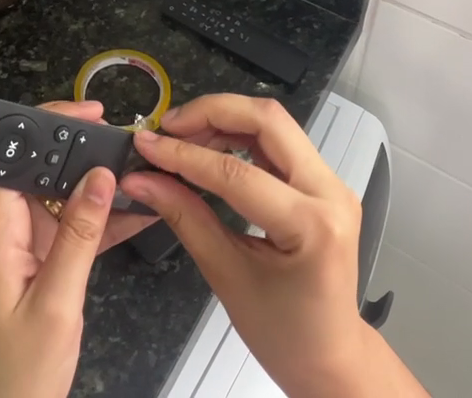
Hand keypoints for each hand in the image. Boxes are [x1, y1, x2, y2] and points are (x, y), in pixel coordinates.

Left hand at [0, 100, 159, 397]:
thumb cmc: (17, 371)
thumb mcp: (54, 302)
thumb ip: (78, 236)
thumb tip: (100, 176)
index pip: (12, 156)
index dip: (45, 125)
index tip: (87, 113)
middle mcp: (10, 229)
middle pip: (42, 169)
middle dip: (80, 149)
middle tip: (125, 139)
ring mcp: (29, 246)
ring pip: (64, 196)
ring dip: (99, 183)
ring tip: (140, 167)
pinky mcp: (46, 265)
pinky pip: (77, 228)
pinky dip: (105, 219)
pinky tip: (140, 209)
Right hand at [120, 95, 427, 397]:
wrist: (330, 357)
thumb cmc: (281, 332)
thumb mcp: (226, 275)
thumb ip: (184, 217)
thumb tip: (140, 179)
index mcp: (312, 226)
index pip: (237, 173)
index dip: (183, 155)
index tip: (143, 145)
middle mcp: (330, 192)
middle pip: (268, 120)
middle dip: (211, 113)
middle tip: (166, 127)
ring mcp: (331, 182)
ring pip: (273, 123)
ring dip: (224, 119)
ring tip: (181, 136)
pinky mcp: (322, 181)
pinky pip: (278, 141)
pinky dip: (239, 134)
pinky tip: (209, 146)